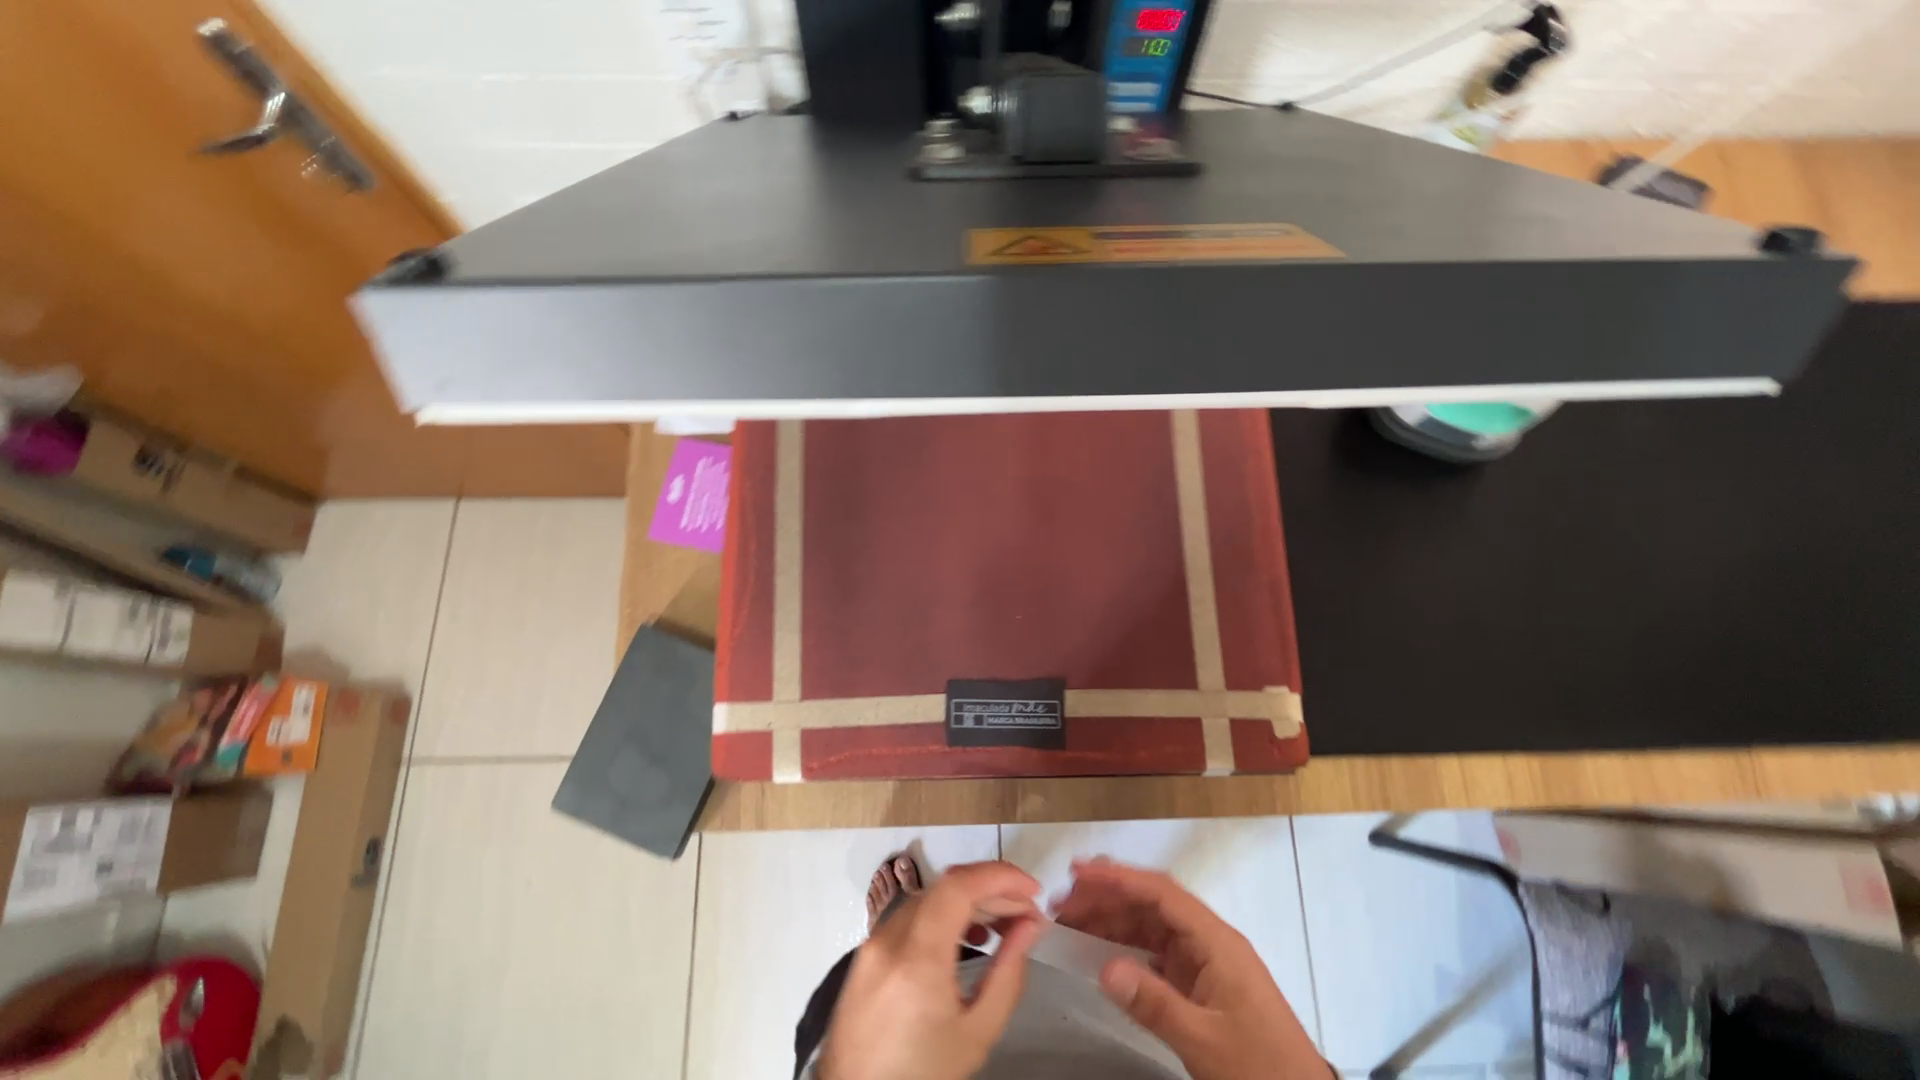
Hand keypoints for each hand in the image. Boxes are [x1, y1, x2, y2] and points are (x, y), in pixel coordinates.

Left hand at [819, 861, 1043, 1079]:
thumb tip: (1029, 926)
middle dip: (991, 891)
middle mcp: (888, 939)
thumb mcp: (977, 1033)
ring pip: (927, 899)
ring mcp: (871, 944)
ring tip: (1002, 927)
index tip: (1031, 891)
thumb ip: (1007, 974)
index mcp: (916, 959)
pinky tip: (966, 937)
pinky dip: (943, 916)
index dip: (999, 876)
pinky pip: (910, 918)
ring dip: (968, 902)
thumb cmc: (922, 1075)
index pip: (958, 887)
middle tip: (1026, 914)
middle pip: (945, 889)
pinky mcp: (865, 954)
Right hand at [1054, 857, 1324, 1079]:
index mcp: (1217, 942)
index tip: (1079, 872)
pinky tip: (1101, 952)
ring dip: (1113, 920)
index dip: (1120, 878)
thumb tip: (1104, 968)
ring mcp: (1206, 963)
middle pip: (1153, 905)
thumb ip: (1154, 1003)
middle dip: (1108, 897)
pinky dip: (1126, 947)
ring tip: (1071, 921)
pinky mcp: (1201, 985)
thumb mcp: (1204, 1039)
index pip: (1162, 894)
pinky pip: (1157, 953)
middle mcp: (1210, 943)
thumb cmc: (1259, 1065)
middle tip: (1063, 900)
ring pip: (1152, 927)